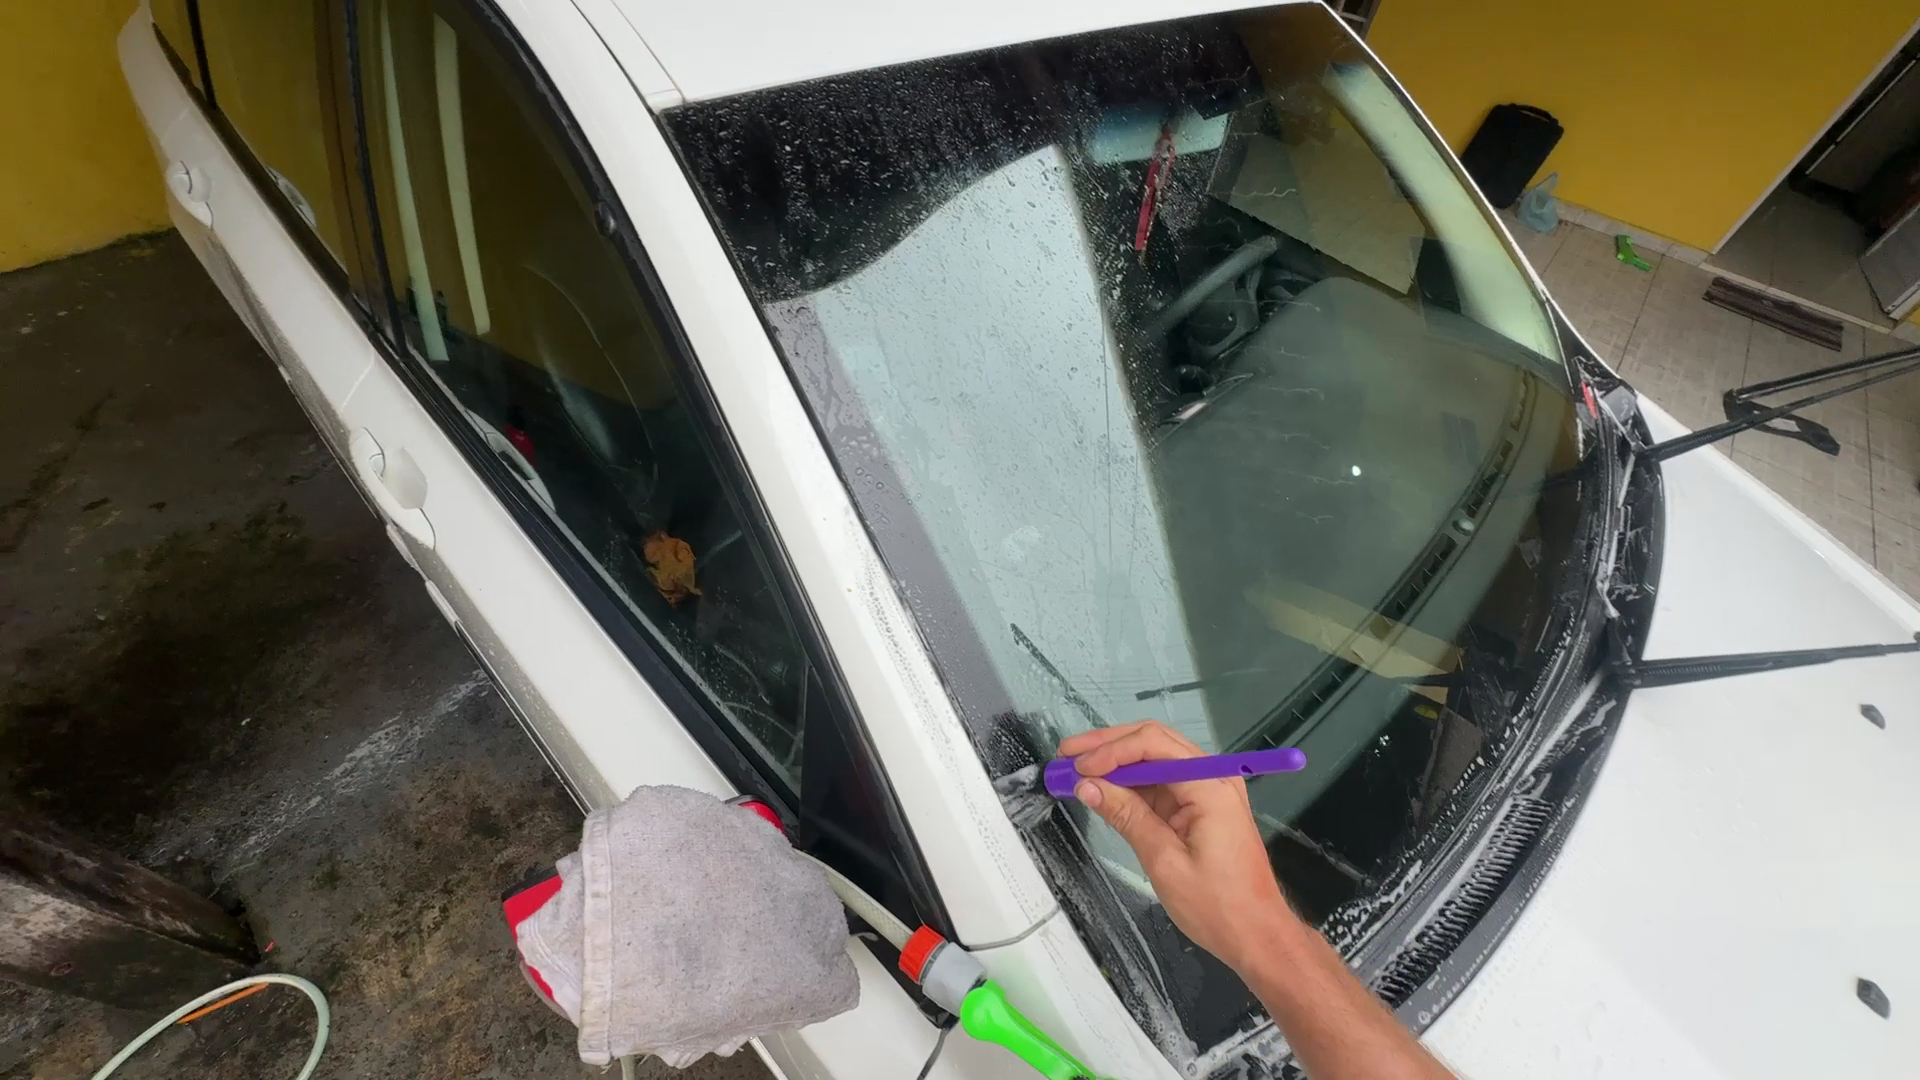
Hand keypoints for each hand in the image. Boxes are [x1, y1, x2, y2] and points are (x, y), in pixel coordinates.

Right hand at [1058, 721, 1300, 974]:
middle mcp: (1212, 776)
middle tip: (1068, 755)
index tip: (1077, 766)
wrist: (1259, 937)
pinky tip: (1101, 785)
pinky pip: (1159, 779)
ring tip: (1076, 767)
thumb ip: (1126, 816)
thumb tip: (1087, 786)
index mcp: (1210, 785)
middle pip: (1152, 740)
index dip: (1110, 751)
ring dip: (1114, 759)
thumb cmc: (1220, 907)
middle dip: (1107, 745)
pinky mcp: (1199, 803)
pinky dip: (1128, 780)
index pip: (1153, 745)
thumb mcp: (1164, 861)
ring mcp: (1207, 787)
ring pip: (1152, 756)